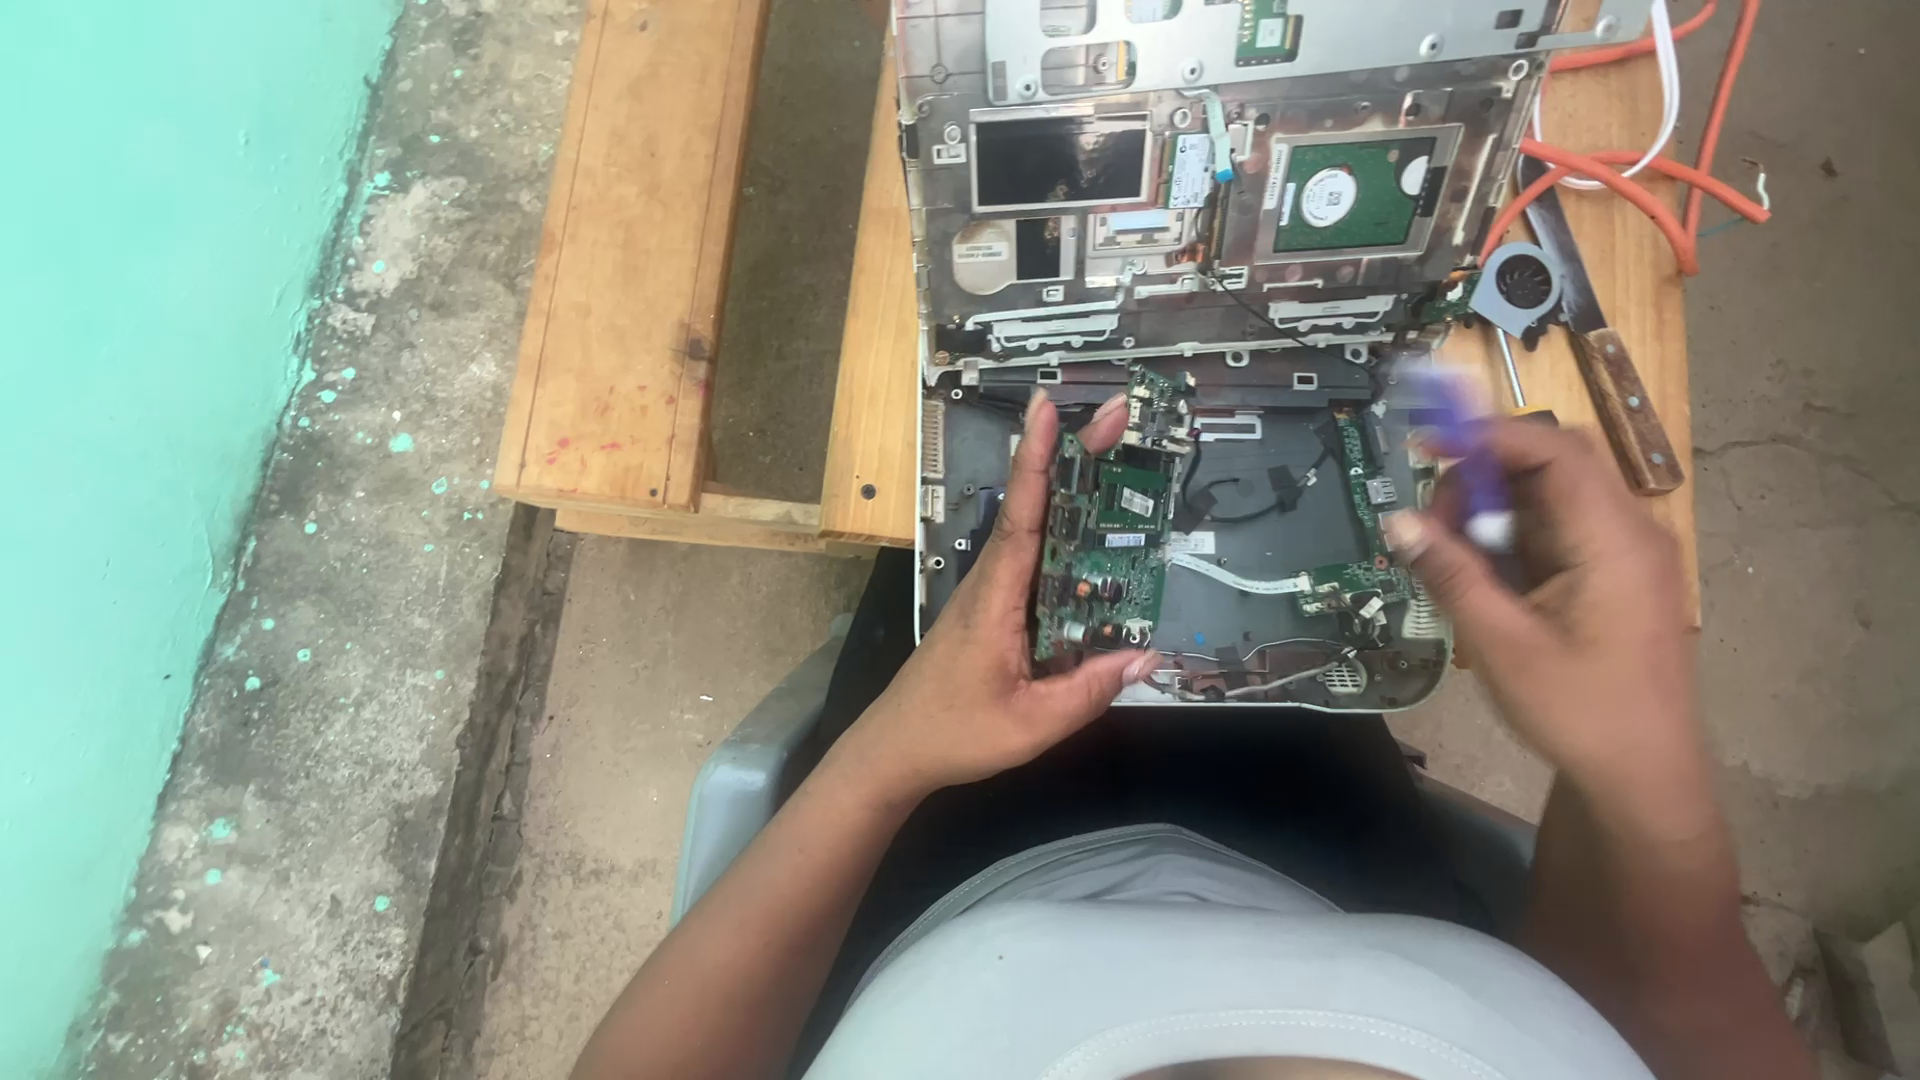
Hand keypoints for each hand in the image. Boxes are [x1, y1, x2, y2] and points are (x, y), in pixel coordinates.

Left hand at [827, 389, 1159, 802]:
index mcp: (995, 598)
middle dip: (1074, 460)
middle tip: (1117, 420)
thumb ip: (1088, 691)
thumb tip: (1147, 657)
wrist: (896, 749)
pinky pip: (1035, 566)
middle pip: (1035, 510)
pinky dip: (1066, 543)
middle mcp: (992, 583)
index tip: (1049, 409)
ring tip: (1118, 464)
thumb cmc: (954, 734)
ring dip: (1073, 497)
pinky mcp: (994, 611)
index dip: (1036, 461)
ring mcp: (991, 595)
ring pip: (1036, 534)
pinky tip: (1096, 545)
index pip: (1021, 517)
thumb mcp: (1030, 724)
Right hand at [1382, 421, 1698, 793]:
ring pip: (1540, 501)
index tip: (1422, 447)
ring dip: (1484, 515)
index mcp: (1613, 540)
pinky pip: (1546, 533)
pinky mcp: (1605, 576)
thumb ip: (1448, 572)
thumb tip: (1396, 520)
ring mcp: (1618, 555)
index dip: (1484, 435)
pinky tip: (1473, 578)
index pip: (1552, 451)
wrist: (1640, 774)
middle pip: (1545, 468)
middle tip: (1429, 529)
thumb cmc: (1576, 709)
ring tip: (1444, 560)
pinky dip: (1501, 542)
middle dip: (1476, 481)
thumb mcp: (1498, 639)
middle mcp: (1625, 533)